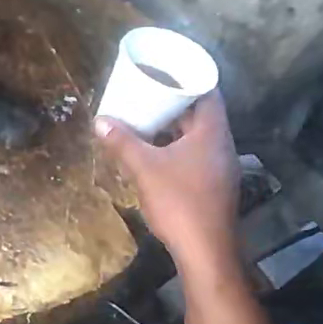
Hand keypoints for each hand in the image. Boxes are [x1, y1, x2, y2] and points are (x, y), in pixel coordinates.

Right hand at [95, 92, 240, 278]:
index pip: (207, 90)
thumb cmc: (179, 202)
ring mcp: (222, 167)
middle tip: (149, 94)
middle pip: (201, 113)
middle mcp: (222, 145)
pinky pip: (197, 155)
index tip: (164, 71)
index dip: (187, 78)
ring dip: (175, 128)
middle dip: (175, 104)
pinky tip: (158, 153)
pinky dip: (178, 148)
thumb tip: (99, 121)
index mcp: (213, 132)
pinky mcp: (216, 186)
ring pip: (198, 137)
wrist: (205, 252)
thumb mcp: (145, 168)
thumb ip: (123, 143)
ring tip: (148, 120)